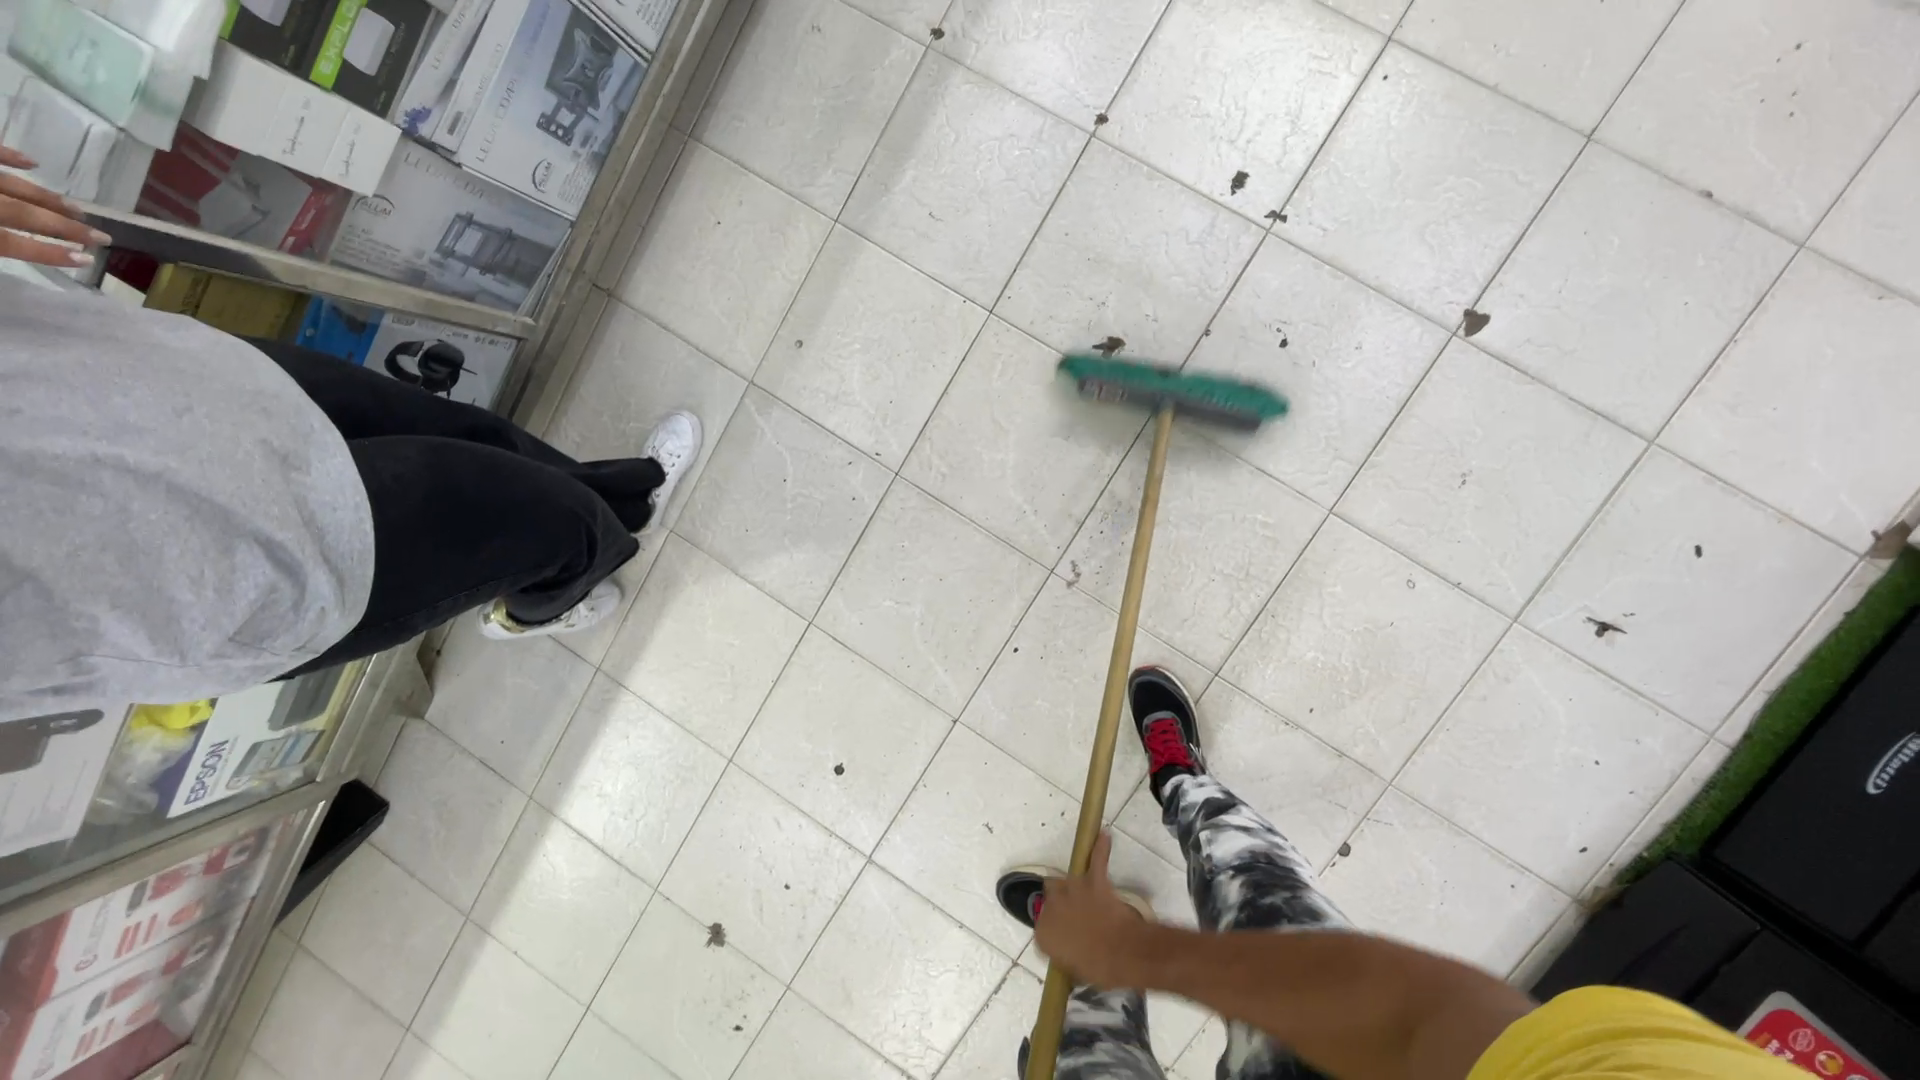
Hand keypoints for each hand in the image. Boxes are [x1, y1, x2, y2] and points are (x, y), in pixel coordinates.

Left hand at [0, 147, 111, 266]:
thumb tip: (6, 246)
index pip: (11, 243)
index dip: (48, 253)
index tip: (87, 259)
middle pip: (22, 214)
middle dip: (64, 226)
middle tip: (101, 235)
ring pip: (11, 185)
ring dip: (47, 198)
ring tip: (76, 209)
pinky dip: (8, 155)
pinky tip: (31, 162)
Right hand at [1032, 832, 1157, 987]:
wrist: (1122, 953)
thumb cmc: (1099, 969)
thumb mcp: (1076, 972)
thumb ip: (1067, 957)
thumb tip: (1072, 954)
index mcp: (1043, 934)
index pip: (1043, 927)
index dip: (1056, 931)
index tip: (1067, 938)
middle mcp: (1050, 907)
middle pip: (1050, 898)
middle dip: (1060, 905)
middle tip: (1076, 917)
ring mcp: (1071, 890)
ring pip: (1064, 880)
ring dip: (1073, 887)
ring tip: (1084, 895)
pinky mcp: (1093, 880)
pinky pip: (1097, 858)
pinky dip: (1100, 847)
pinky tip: (1103, 835)